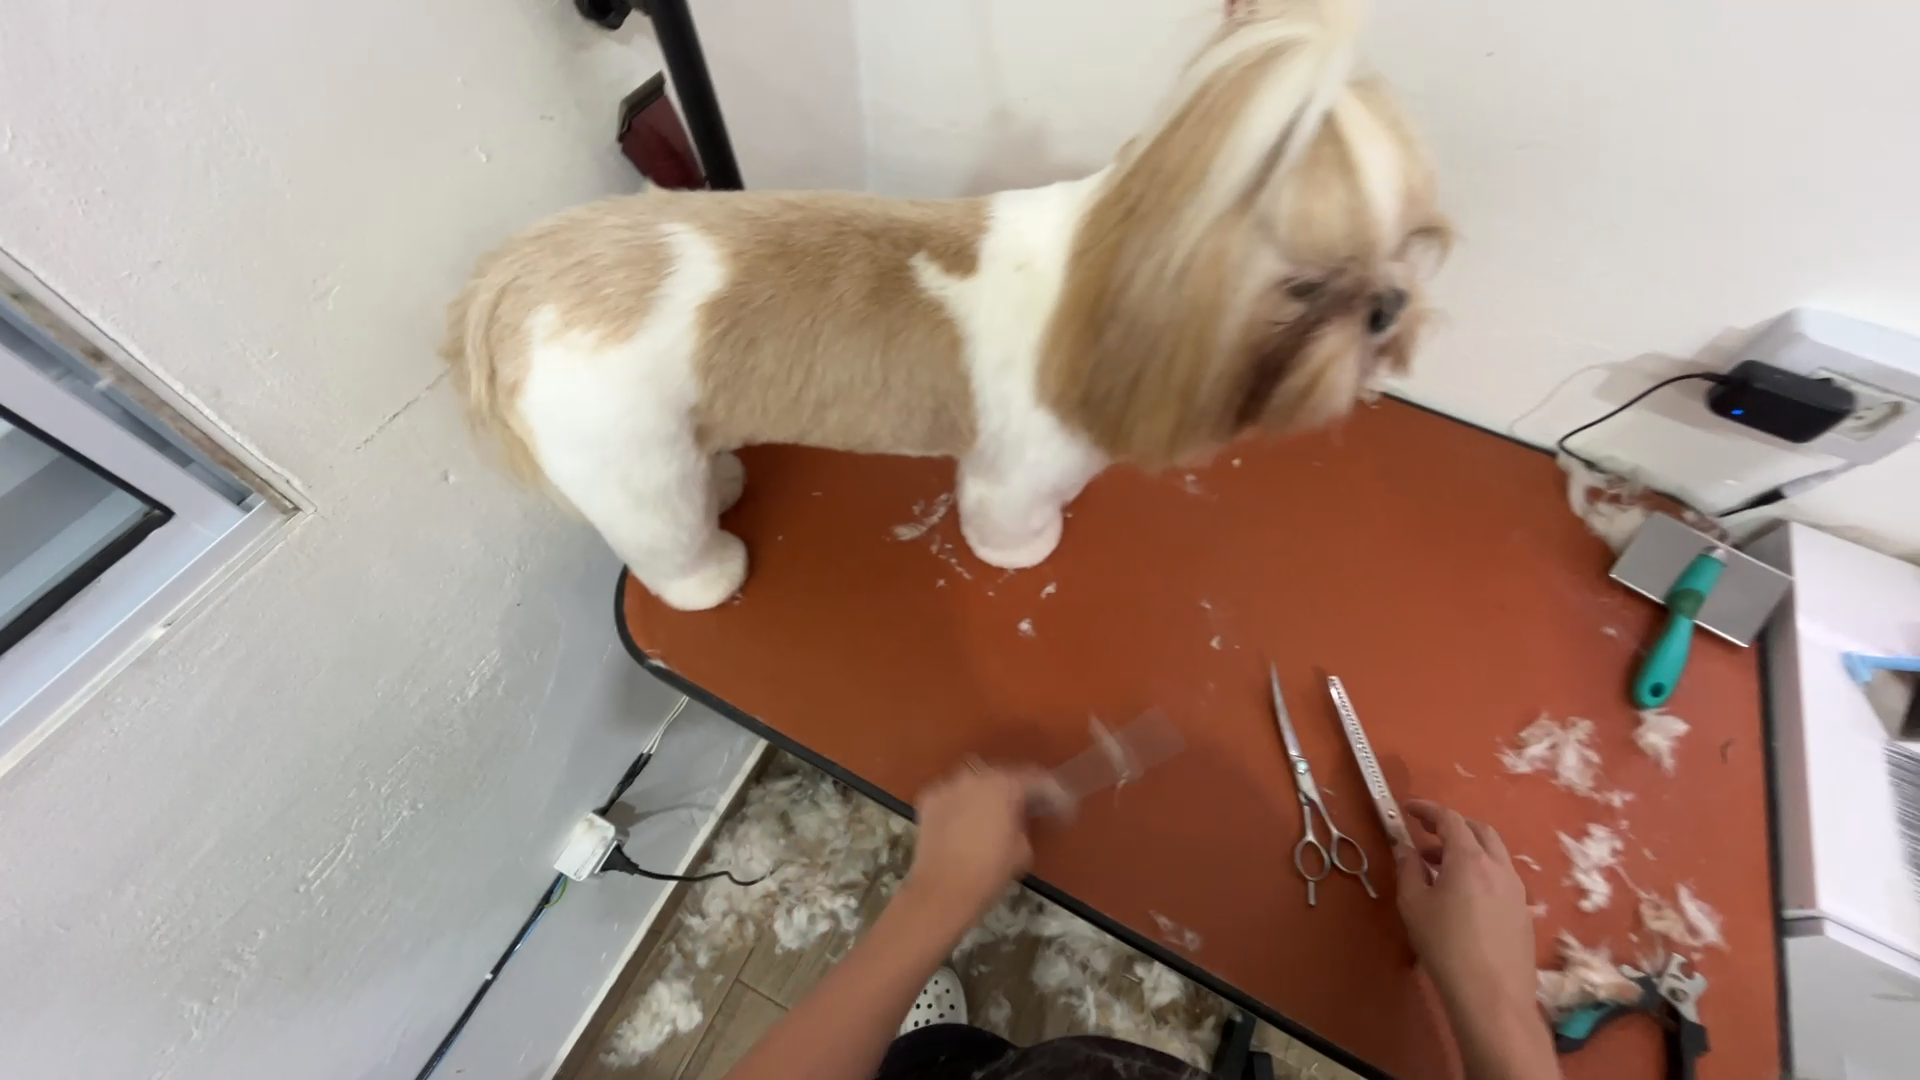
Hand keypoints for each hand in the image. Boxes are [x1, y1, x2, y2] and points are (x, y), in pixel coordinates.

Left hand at [903, 763, 1054, 925]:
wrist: (942, 890)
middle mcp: (976, 775)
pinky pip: (952, 795)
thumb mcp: (1023, 849)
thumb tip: (1018, 818)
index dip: (1052, 792)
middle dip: (1017, 791)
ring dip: (986, 794)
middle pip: (1003, 775)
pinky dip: (960, 804)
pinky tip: (963, 823)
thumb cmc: (989, 871)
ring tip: (992, 815)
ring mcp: (948, 783)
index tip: (1060, 805)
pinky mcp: (928, 797)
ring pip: (974, 782)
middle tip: (1027, 808)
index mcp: (1005, 784)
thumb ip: (1024, 822)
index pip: (1036, 779)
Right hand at [1394, 800, 1535, 1013]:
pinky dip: (1480, 869)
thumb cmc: (1444, 943)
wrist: (1492, 996)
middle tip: (1425, 832)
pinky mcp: (1523, 914)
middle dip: (1452, 824)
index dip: (1427, 809)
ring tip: (1437, 865)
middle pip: (1479, 830)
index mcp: (1469, 859)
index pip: (1450, 819)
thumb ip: (1408, 868)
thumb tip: (1406, 849)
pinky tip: (1461, 893)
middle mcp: (1499, 868)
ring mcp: (1517, 892)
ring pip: (1494, 853)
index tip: (1407, 809)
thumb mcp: (1413, 902)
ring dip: (1467, 848)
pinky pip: (1501, 876)